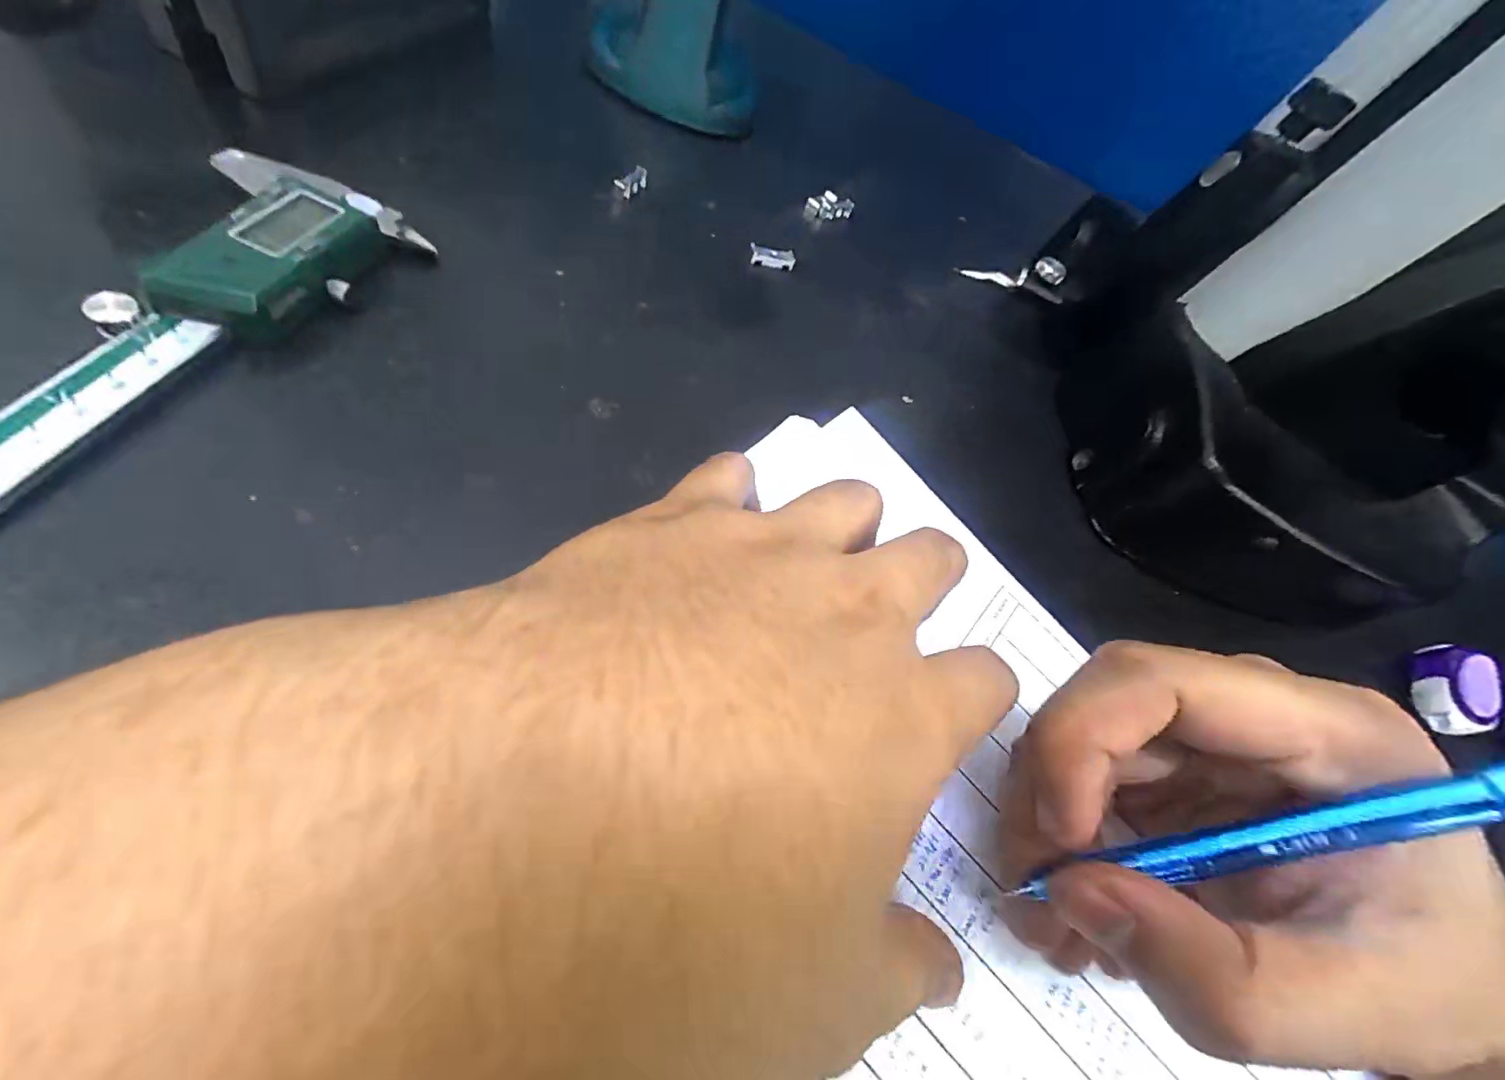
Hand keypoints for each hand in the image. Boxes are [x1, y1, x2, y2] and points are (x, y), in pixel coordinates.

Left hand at [432, 454, 1017, 1077]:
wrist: (518, 795)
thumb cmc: (682, 914)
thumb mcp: (814, 997)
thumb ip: (897, 968)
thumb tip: (939, 968)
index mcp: (903, 712)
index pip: (986, 679)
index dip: (977, 694)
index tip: (955, 708)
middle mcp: (848, 611)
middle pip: (930, 560)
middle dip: (931, 574)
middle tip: (904, 597)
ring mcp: (760, 554)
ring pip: (847, 500)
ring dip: (851, 519)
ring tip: (832, 542)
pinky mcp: (673, 523)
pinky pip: (726, 477)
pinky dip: (732, 491)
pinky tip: (717, 516)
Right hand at [996, 643, 1504, 1076]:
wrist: (1460, 994)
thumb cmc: (1422, 993)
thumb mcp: (1326, 1016)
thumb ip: (1201, 971)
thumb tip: (1067, 890)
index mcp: (1324, 730)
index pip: (1154, 681)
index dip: (1080, 740)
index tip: (1063, 838)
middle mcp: (1252, 708)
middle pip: (1099, 706)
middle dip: (1046, 794)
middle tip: (1035, 891)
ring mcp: (1208, 734)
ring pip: (1076, 739)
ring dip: (1042, 824)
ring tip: (1055, 921)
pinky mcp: (1174, 764)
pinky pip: (1083, 776)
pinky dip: (1058, 839)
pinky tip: (1080, 905)